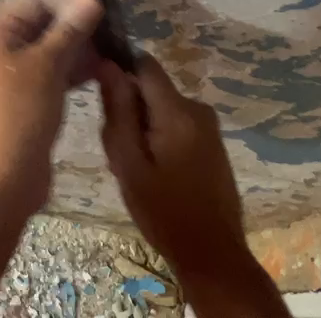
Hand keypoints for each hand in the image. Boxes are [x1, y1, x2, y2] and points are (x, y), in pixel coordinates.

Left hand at [0, 0, 104, 221]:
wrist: (3, 180)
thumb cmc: (20, 115)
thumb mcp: (48, 66)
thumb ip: (70, 30)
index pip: (37, 1)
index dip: (70, 2)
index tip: (106, 11)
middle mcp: (2, 47)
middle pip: (45, 24)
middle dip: (78, 27)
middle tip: (115, 34)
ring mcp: (14, 74)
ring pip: (52, 50)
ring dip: (80, 50)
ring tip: (114, 54)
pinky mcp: (28, 98)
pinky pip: (53, 73)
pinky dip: (74, 71)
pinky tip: (102, 74)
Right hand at [97, 55, 252, 276]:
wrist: (213, 256)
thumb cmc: (164, 212)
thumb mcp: (129, 163)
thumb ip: (118, 111)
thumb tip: (107, 64)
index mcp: (177, 110)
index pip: (144, 64)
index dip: (121, 74)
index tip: (106, 101)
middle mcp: (198, 108)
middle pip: (152, 89)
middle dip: (131, 109)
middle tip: (120, 151)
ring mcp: (210, 126)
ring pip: (162, 108)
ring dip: (144, 127)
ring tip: (136, 167)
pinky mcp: (213, 142)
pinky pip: (177, 123)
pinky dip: (161, 138)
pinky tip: (157, 172)